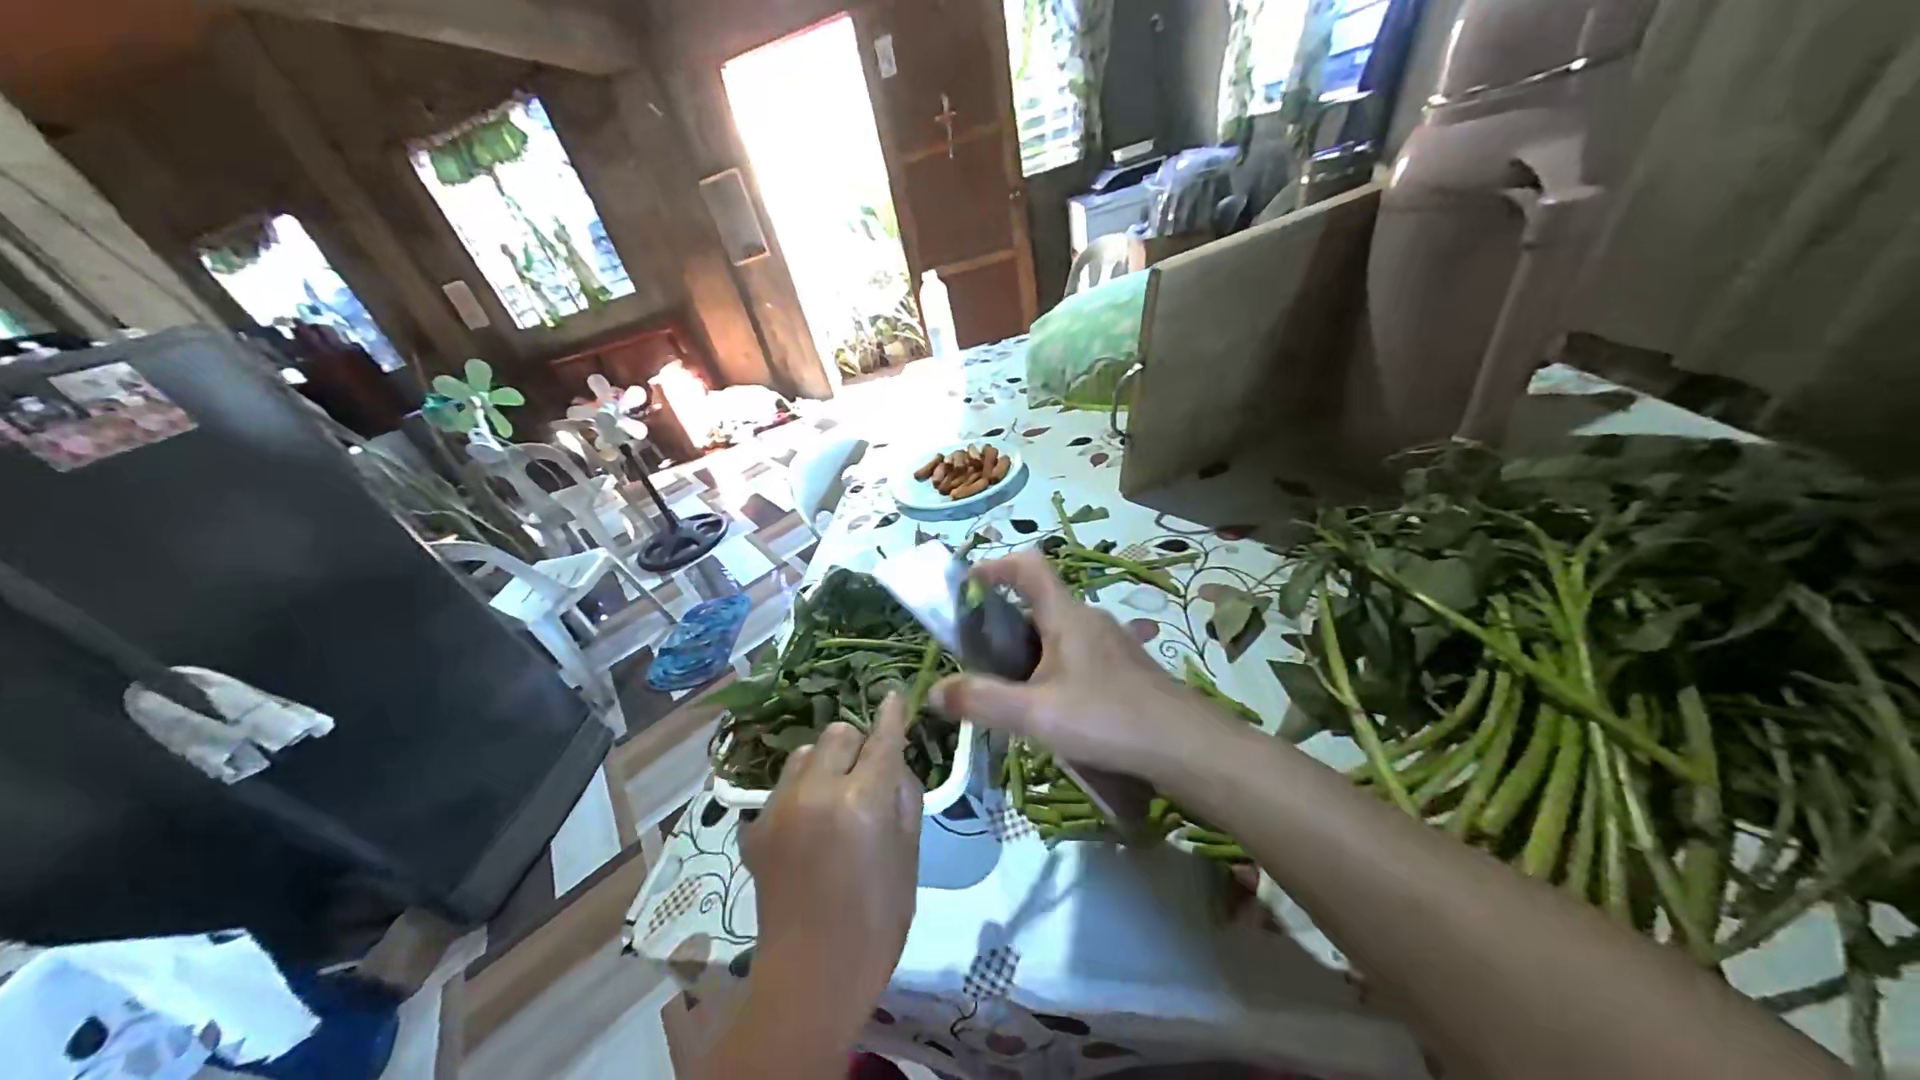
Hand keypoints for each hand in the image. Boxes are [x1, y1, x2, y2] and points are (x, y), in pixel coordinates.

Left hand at [741, 693, 922, 1017]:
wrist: (813, 974)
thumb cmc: (878, 917)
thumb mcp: (910, 854)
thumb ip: (903, 795)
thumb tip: (894, 759)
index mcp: (862, 800)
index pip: (881, 738)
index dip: (891, 715)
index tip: (894, 694)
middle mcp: (815, 791)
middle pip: (837, 733)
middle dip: (856, 744)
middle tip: (865, 775)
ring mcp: (778, 808)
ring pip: (803, 753)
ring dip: (823, 764)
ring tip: (832, 799)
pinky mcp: (755, 827)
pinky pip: (782, 788)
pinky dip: (800, 794)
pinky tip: (807, 829)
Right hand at [931, 551, 1224, 779]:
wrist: (1186, 747)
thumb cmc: (1108, 719)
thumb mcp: (1036, 714)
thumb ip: (982, 702)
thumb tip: (934, 692)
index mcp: (1067, 615)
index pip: (1028, 565)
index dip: (994, 566)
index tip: (966, 588)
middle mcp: (1090, 619)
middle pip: (1038, 605)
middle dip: (1003, 628)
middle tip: (982, 665)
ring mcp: (1113, 643)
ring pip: (1058, 636)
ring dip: (1030, 656)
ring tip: (1015, 698)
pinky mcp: (1126, 669)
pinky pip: (1079, 658)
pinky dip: (1056, 673)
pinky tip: (1058, 715)